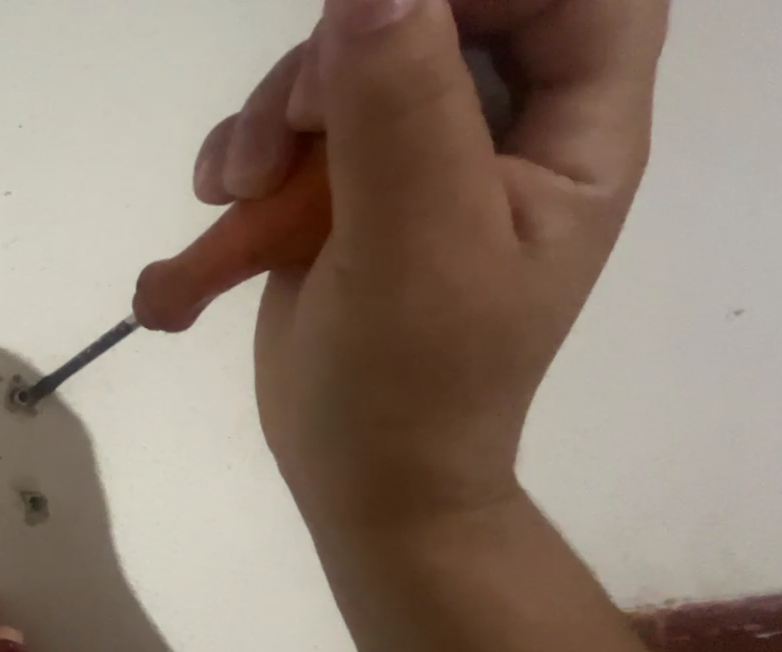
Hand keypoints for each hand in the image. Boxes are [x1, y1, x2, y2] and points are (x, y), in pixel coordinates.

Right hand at [194, 0, 668, 524]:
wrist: (357, 476)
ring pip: (334, 78)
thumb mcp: (415, 246)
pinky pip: (284, 142)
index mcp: (566, 135)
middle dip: (330, 67)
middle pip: (423, 22)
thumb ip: (400, 112)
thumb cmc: (410, 382)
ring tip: (227, 195)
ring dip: (265, 121)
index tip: (372, 32)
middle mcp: (493, 135)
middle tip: (276, 142)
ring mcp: (405, 168)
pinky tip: (214, 208)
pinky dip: (238, 164)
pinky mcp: (333, 205)